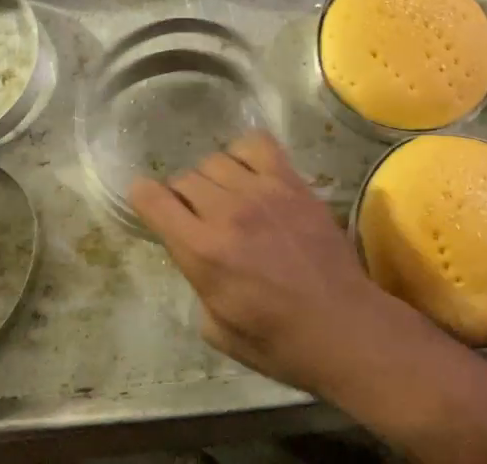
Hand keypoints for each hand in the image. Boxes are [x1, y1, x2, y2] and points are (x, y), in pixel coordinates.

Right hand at [130, 130, 435, 396]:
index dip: (142, 197)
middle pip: (184, 178)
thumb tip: (195, 252)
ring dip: (211, 178)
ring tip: (225, 197)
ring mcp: (263, 191)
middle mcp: (227, 213)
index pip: (153, 200)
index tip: (147, 203)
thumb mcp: (216, 328)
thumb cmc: (278, 342)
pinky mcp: (292, 182)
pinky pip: (257, 145)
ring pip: (215, 160)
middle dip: (180, 196)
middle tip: (196, 217)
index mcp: (203, 252)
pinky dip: (244, 153)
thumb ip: (196, 280)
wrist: (344, 327)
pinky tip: (249, 173)